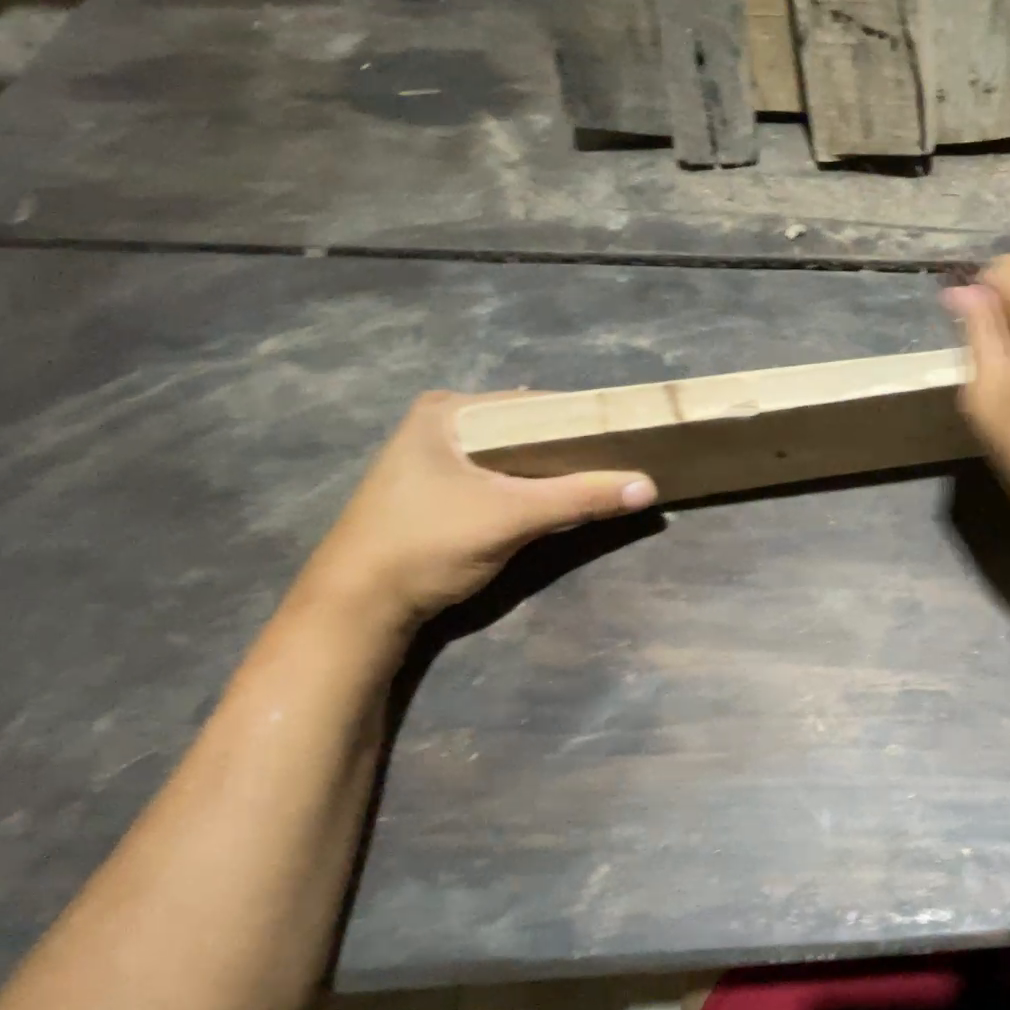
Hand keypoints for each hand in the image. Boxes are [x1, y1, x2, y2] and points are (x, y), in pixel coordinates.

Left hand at [298, 391, 656, 628]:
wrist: (359, 605)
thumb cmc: (427, 543)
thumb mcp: (511, 516)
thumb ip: (581, 498)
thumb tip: (650, 487)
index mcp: (450, 412)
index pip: (537, 404)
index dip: (586, 421)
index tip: (632, 438)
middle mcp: (445, 426)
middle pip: (530, 431)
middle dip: (575, 449)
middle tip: (626, 463)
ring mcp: (443, 461)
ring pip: (520, 458)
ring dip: (558, 473)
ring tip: (606, 481)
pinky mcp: (446, 493)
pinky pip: (508, 480)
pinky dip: (537, 489)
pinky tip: (565, 502)